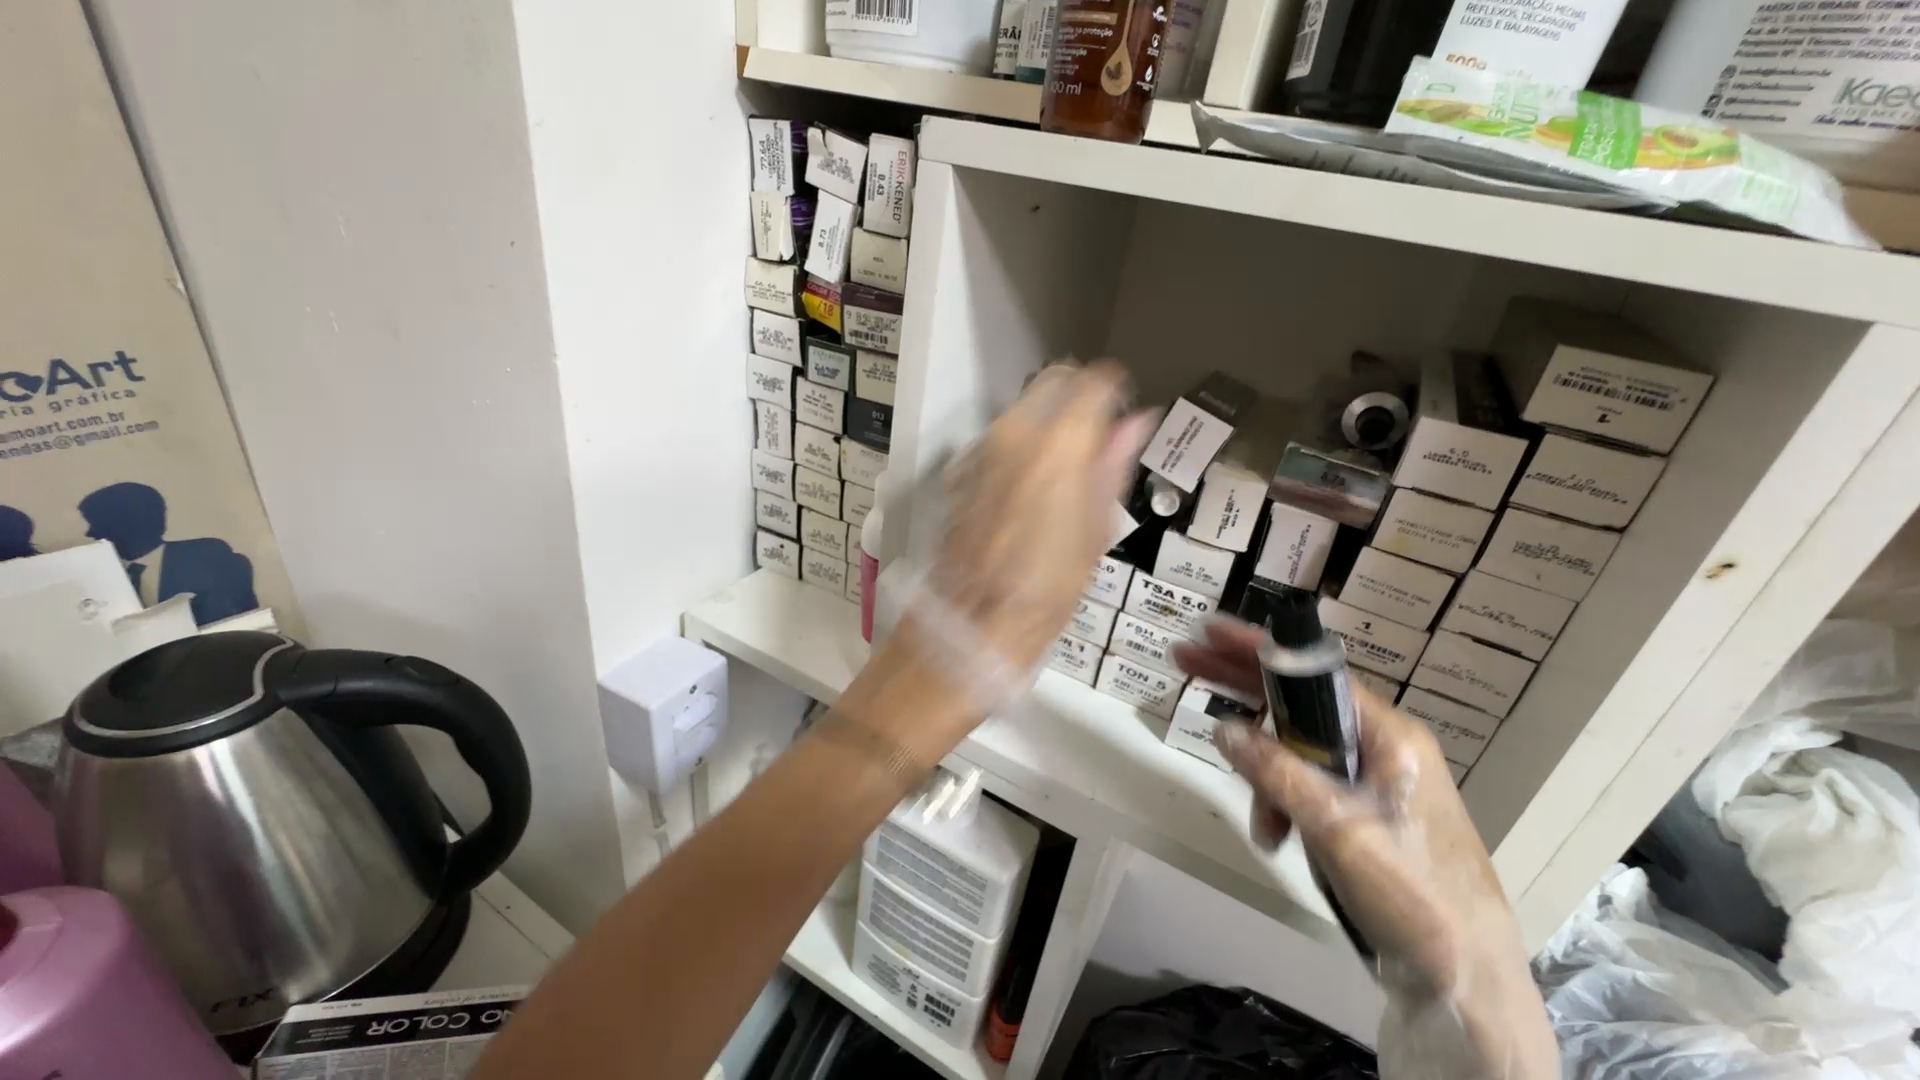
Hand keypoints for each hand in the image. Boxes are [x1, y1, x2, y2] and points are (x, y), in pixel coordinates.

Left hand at [917, 362, 1155, 676]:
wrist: (976, 617)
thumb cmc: (1051, 583)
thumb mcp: (1098, 526)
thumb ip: (1114, 462)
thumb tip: (1135, 422)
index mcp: (1061, 440)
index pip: (1095, 381)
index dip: (1116, 389)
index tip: (1125, 410)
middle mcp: (1016, 430)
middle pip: (1053, 382)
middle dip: (1079, 395)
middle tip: (1097, 431)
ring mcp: (983, 448)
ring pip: (1023, 408)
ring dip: (1048, 420)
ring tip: (1067, 463)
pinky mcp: (963, 470)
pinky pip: (999, 439)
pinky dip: (1021, 445)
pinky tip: (1031, 485)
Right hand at [1174, 618, 1559, 1078]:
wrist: (1465, 974)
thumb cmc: (1411, 891)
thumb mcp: (1336, 827)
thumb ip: (1277, 773)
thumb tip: (1224, 729)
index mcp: (1388, 735)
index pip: (1313, 673)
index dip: (1258, 648)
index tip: (1210, 629)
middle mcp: (1381, 746)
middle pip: (1299, 702)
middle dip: (1242, 689)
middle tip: (1185, 664)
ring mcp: (1374, 779)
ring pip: (1298, 751)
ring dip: (1266, 777)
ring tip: (1262, 828)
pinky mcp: (1365, 811)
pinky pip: (1309, 785)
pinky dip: (1283, 804)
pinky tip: (1277, 837)